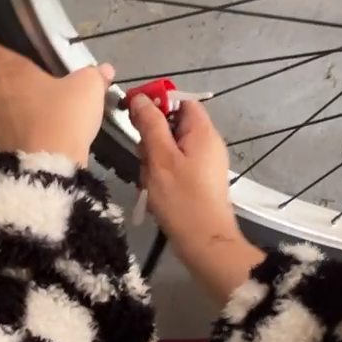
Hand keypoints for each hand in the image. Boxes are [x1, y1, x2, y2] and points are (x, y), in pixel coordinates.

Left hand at [0, 32, 113, 164]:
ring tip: (55, 122)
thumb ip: (93, 76)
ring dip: (27, 115)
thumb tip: (101, 71)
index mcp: (9, 73)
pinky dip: (30, 137)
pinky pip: (17, 137)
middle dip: (23, 87)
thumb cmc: (63, 117)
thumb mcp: (88, 89)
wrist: (49, 170)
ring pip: (9, 113)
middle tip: (49, 92)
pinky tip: (52, 142)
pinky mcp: (2, 152)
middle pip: (3, 85)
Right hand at [130, 94, 264, 302]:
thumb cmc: (182, 199)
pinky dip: (160, 176)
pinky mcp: (198, 183)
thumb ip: (150, 124)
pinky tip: (154, 193)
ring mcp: (204, 165)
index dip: (157, 103)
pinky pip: (174, 168)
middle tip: (144, 159)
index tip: (134, 114)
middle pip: (172, 126)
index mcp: (203, 132)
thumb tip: (141, 98)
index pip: (181, 101)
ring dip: (152, 162)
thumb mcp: (160, 158)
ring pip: (169, 150)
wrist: (204, 243)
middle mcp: (207, 144)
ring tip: (149, 182)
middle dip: (152, 140)